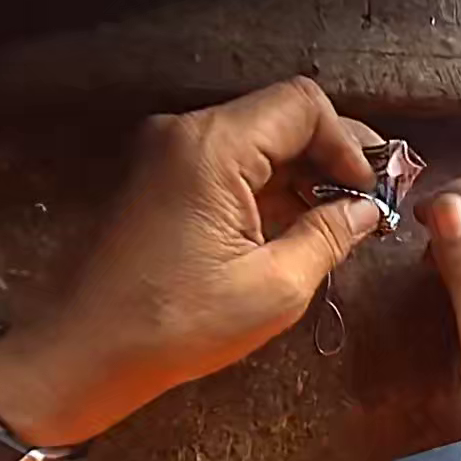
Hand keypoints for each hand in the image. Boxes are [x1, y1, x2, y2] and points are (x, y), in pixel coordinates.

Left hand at [0, 78, 384, 445]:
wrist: (87, 353)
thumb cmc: (183, 324)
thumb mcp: (277, 286)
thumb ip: (330, 235)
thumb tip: (368, 210)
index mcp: (214, 149)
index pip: (304, 107)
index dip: (350, 144)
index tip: (370, 194)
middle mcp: (190, 133)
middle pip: (284, 118)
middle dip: (337, 156)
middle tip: (372, 201)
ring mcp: (174, 153)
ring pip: (265, 141)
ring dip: (311, 173)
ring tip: (346, 218)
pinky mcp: (169, 178)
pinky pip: (239, 165)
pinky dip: (279, 187)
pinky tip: (306, 222)